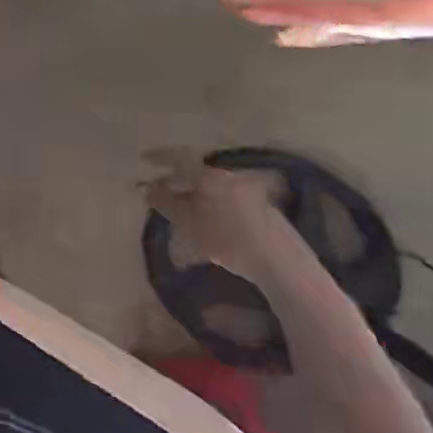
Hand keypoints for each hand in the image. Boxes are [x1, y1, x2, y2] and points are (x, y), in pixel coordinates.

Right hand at [146, 153, 298, 282]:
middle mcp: (233, 179)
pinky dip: (216, 211)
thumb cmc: (228, 240)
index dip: (157, 164)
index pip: (177, 163)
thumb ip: (163, 200)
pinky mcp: (268, 214)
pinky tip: (214, 231)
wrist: (287, 270)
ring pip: (215, 193)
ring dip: (198, 201)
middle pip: (197, 178)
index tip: (145, 170)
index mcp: (212, 176)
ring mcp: (255, 196)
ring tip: (187, 220)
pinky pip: (231, 205)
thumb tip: (149, 189)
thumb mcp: (185, 221)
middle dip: (179, 188)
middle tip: (164, 201)